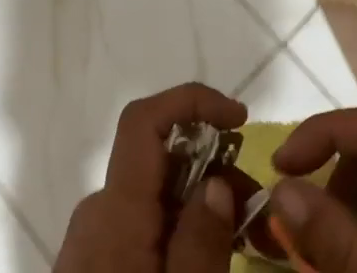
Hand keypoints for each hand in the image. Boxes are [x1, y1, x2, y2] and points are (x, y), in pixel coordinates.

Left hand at [55, 83, 260, 272]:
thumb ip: (201, 242)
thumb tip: (217, 182)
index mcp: (116, 209)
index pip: (143, 121)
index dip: (191, 100)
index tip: (241, 119)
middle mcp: (98, 209)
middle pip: (159, 162)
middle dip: (215, 173)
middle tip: (263, 219)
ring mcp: (92, 236)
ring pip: (154, 198)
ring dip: (202, 208)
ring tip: (247, 249)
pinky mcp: (94, 261)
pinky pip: (141, 226)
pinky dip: (179, 230)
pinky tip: (208, 263)